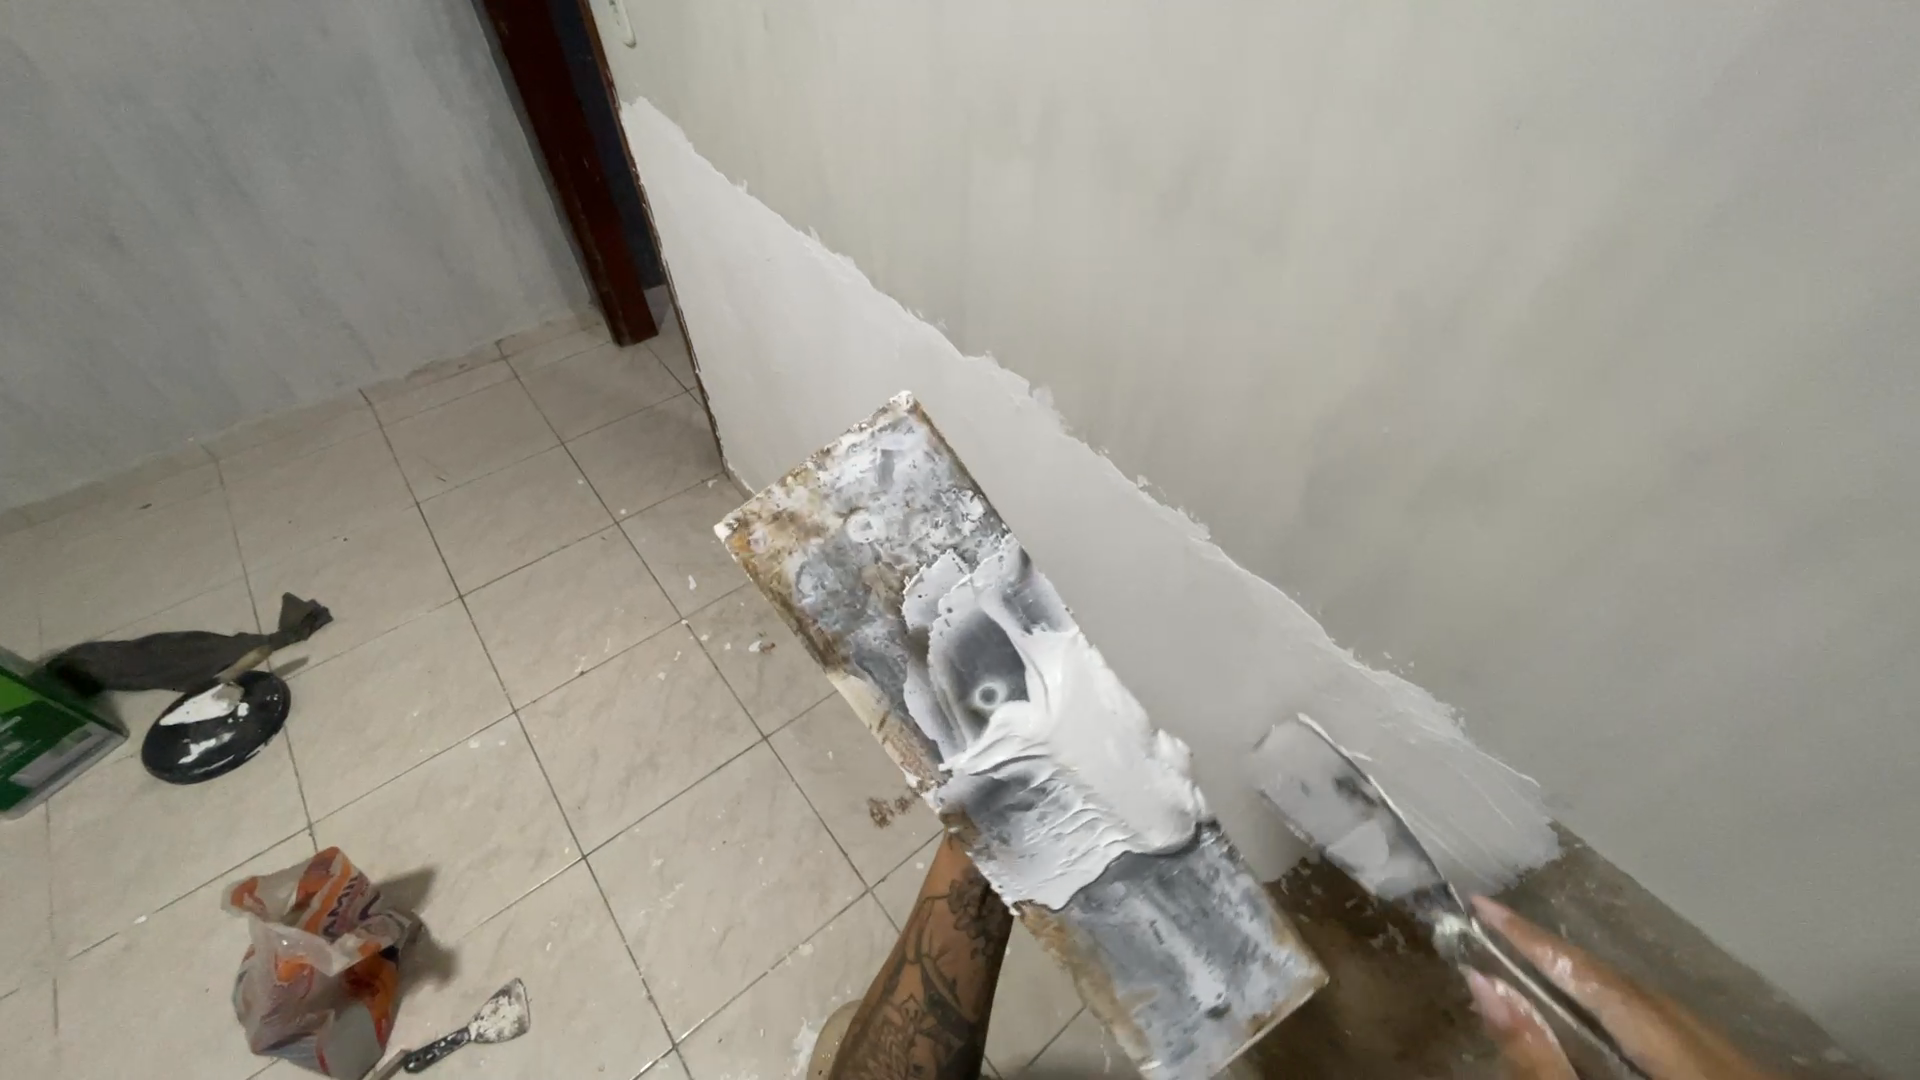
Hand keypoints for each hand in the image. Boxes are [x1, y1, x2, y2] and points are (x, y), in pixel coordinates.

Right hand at [1464, 896, 1776, 1079]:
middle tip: (1494, 929)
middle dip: (1560, 960)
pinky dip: (1625, 1017)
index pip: (1600, 985)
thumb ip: (1538, 1060)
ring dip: (1591, 986)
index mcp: (1692, 1070)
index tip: (1480, 906)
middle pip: (1631, 992)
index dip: (1536, 942)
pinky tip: (1593, 1020)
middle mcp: (1728, 1062)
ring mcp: (1744, 1076)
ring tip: (1530, 964)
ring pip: (1658, 1011)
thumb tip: (1481, 982)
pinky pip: (1679, 1035)